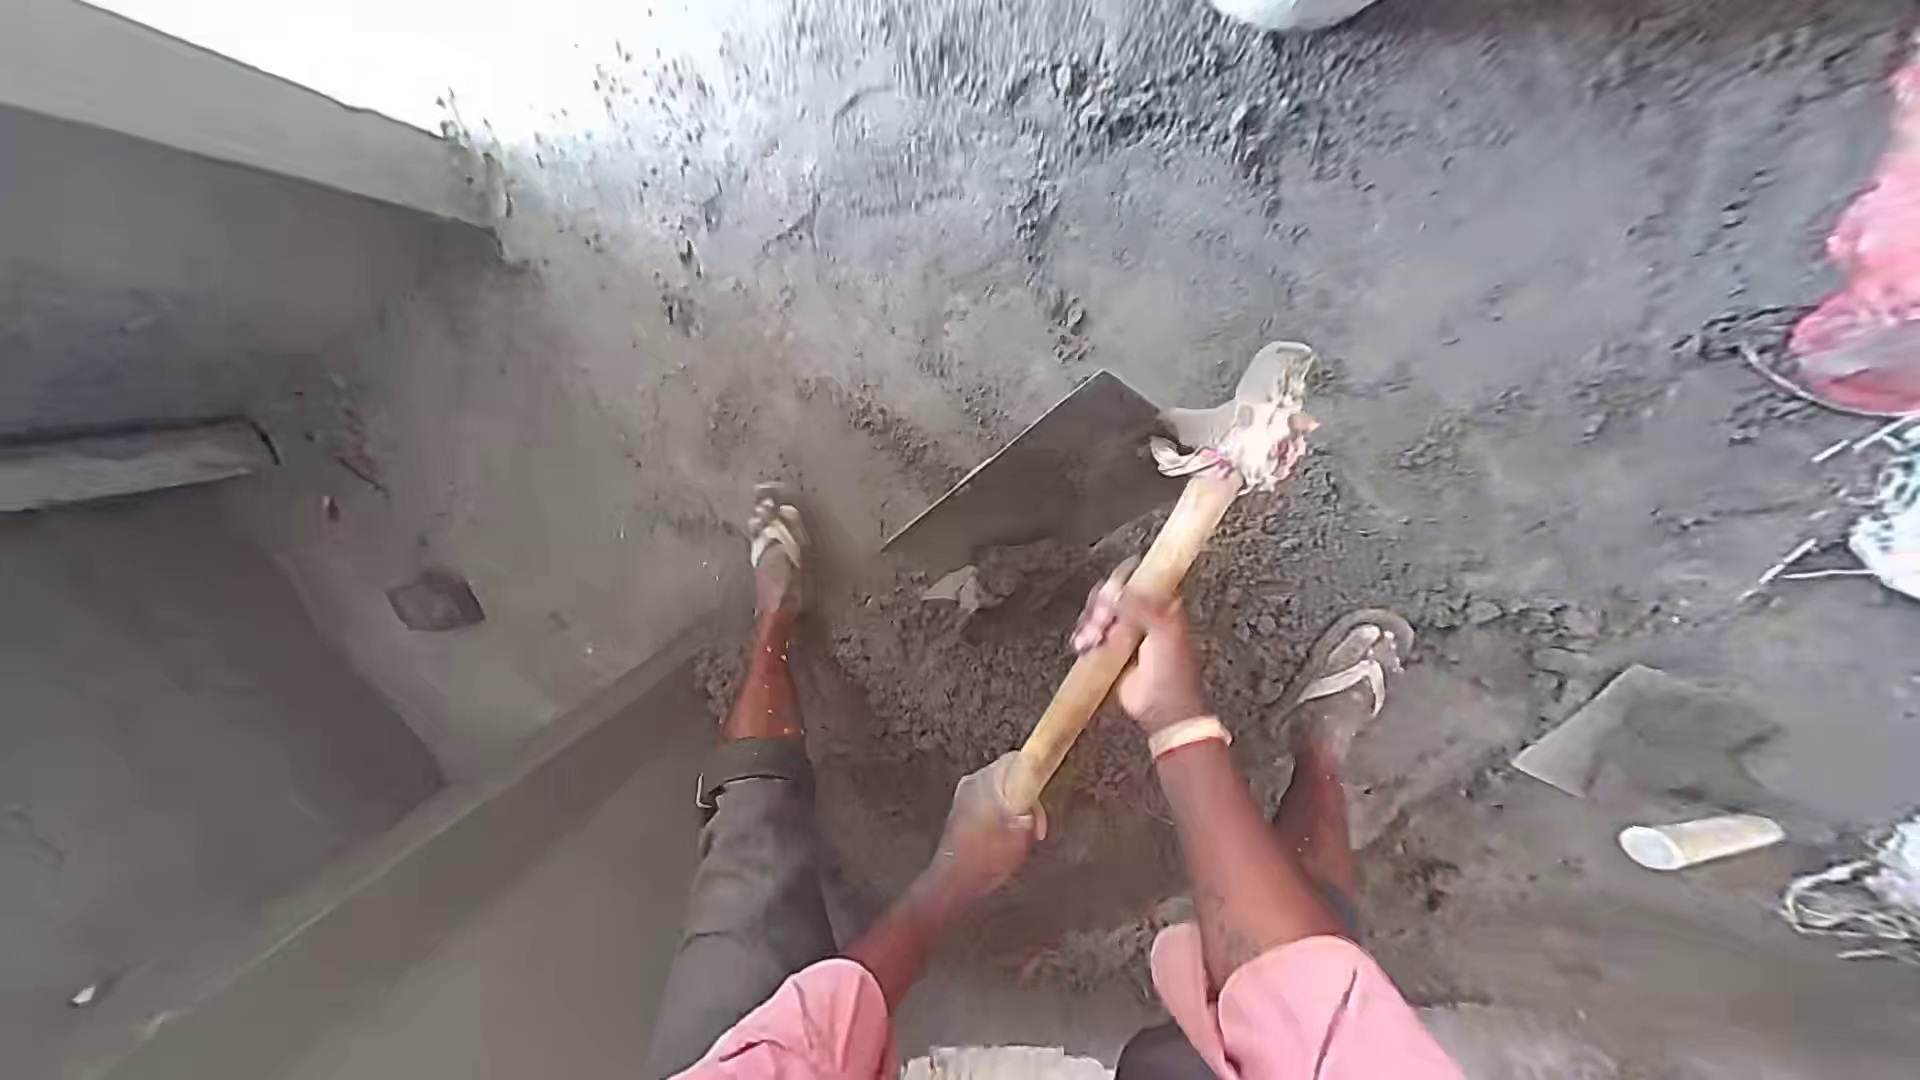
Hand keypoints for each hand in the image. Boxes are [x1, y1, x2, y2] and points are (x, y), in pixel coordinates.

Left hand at [929, 753, 1046, 901]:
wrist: (955, 879)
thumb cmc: (988, 856)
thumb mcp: (1023, 830)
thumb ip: (1032, 807)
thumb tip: (1035, 799)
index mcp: (989, 780)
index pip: (1017, 759)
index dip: (1034, 773)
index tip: (1041, 795)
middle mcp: (974, 781)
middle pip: (1008, 774)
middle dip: (1024, 796)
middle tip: (1033, 824)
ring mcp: (964, 794)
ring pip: (997, 789)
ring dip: (1011, 807)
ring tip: (1017, 835)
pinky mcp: (959, 809)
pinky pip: (985, 801)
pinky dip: (997, 814)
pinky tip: (1001, 838)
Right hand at [1070, 560, 1207, 734]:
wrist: (1162, 710)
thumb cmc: (1173, 673)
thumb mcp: (1166, 631)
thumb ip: (1143, 606)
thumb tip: (1116, 590)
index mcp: (1161, 606)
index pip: (1134, 581)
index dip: (1119, 584)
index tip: (1110, 594)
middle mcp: (1141, 616)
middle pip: (1110, 597)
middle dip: (1099, 606)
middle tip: (1100, 619)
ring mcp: (1124, 634)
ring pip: (1097, 615)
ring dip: (1089, 623)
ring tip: (1092, 638)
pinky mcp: (1109, 651)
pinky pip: (1089, 635)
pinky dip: (1082, 637)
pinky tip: (1083, 644)